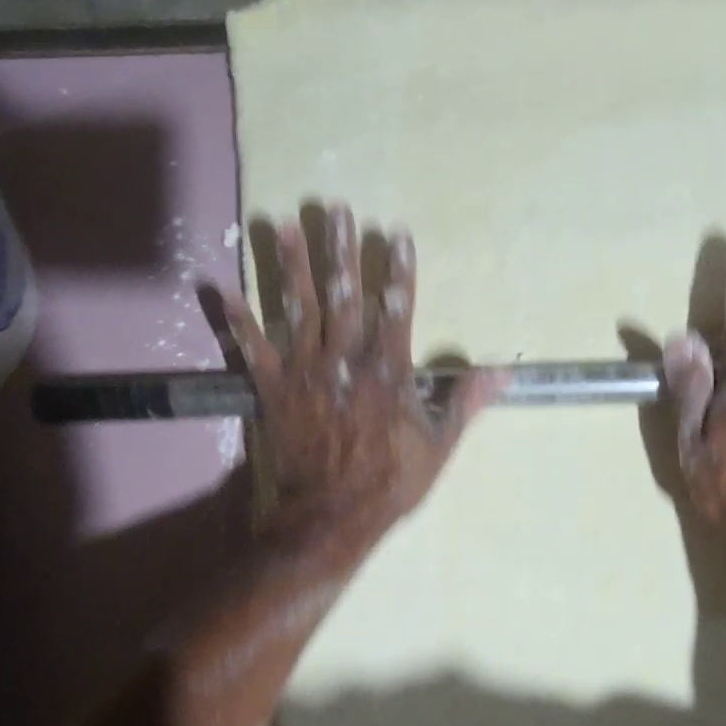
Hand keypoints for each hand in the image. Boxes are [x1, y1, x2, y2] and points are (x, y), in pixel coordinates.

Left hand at [220, 204, 502, 547]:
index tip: (394, 232)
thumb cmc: (388, 485)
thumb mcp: (438, 449)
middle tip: (332, 208)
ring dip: (290, 266)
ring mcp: (305, 373)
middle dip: (340, 250)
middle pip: (344, 295)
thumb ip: (464, 404)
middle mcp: (345, 360)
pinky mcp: (272, 391)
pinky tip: (223, 289)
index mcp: (387, 371)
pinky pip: (253, 350)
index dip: (397, 270)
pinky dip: (238, 322)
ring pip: (298, 310)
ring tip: (282, 224)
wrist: (328, 518)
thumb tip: (502, 371)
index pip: (396, 309)